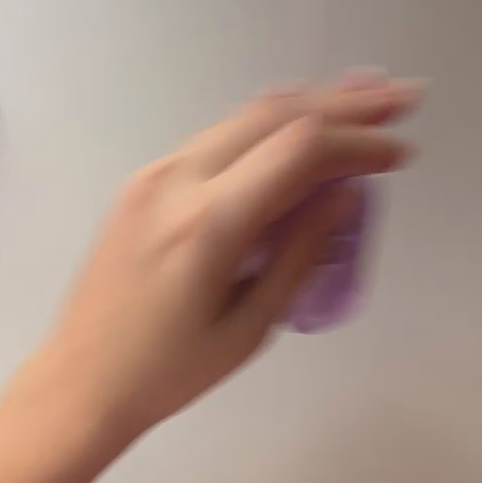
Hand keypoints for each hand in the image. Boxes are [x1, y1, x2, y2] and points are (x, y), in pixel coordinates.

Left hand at [18, 75, 418, 440]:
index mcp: (207, 224)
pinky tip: (298, 137)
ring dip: (306, 109)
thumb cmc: (168, 374)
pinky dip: (266, 131)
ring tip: (360, 108)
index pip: (299, 151)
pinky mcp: (142, 184)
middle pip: (274, 115)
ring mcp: (153, 176)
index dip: (357, 143)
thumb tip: (342, 197)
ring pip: (243, 119)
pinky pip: (216, 140)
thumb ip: (298, 256)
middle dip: (343, 104)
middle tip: (398, 101)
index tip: (398, 152)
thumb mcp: (248, 328)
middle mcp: (176, 180)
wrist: (83, 381)